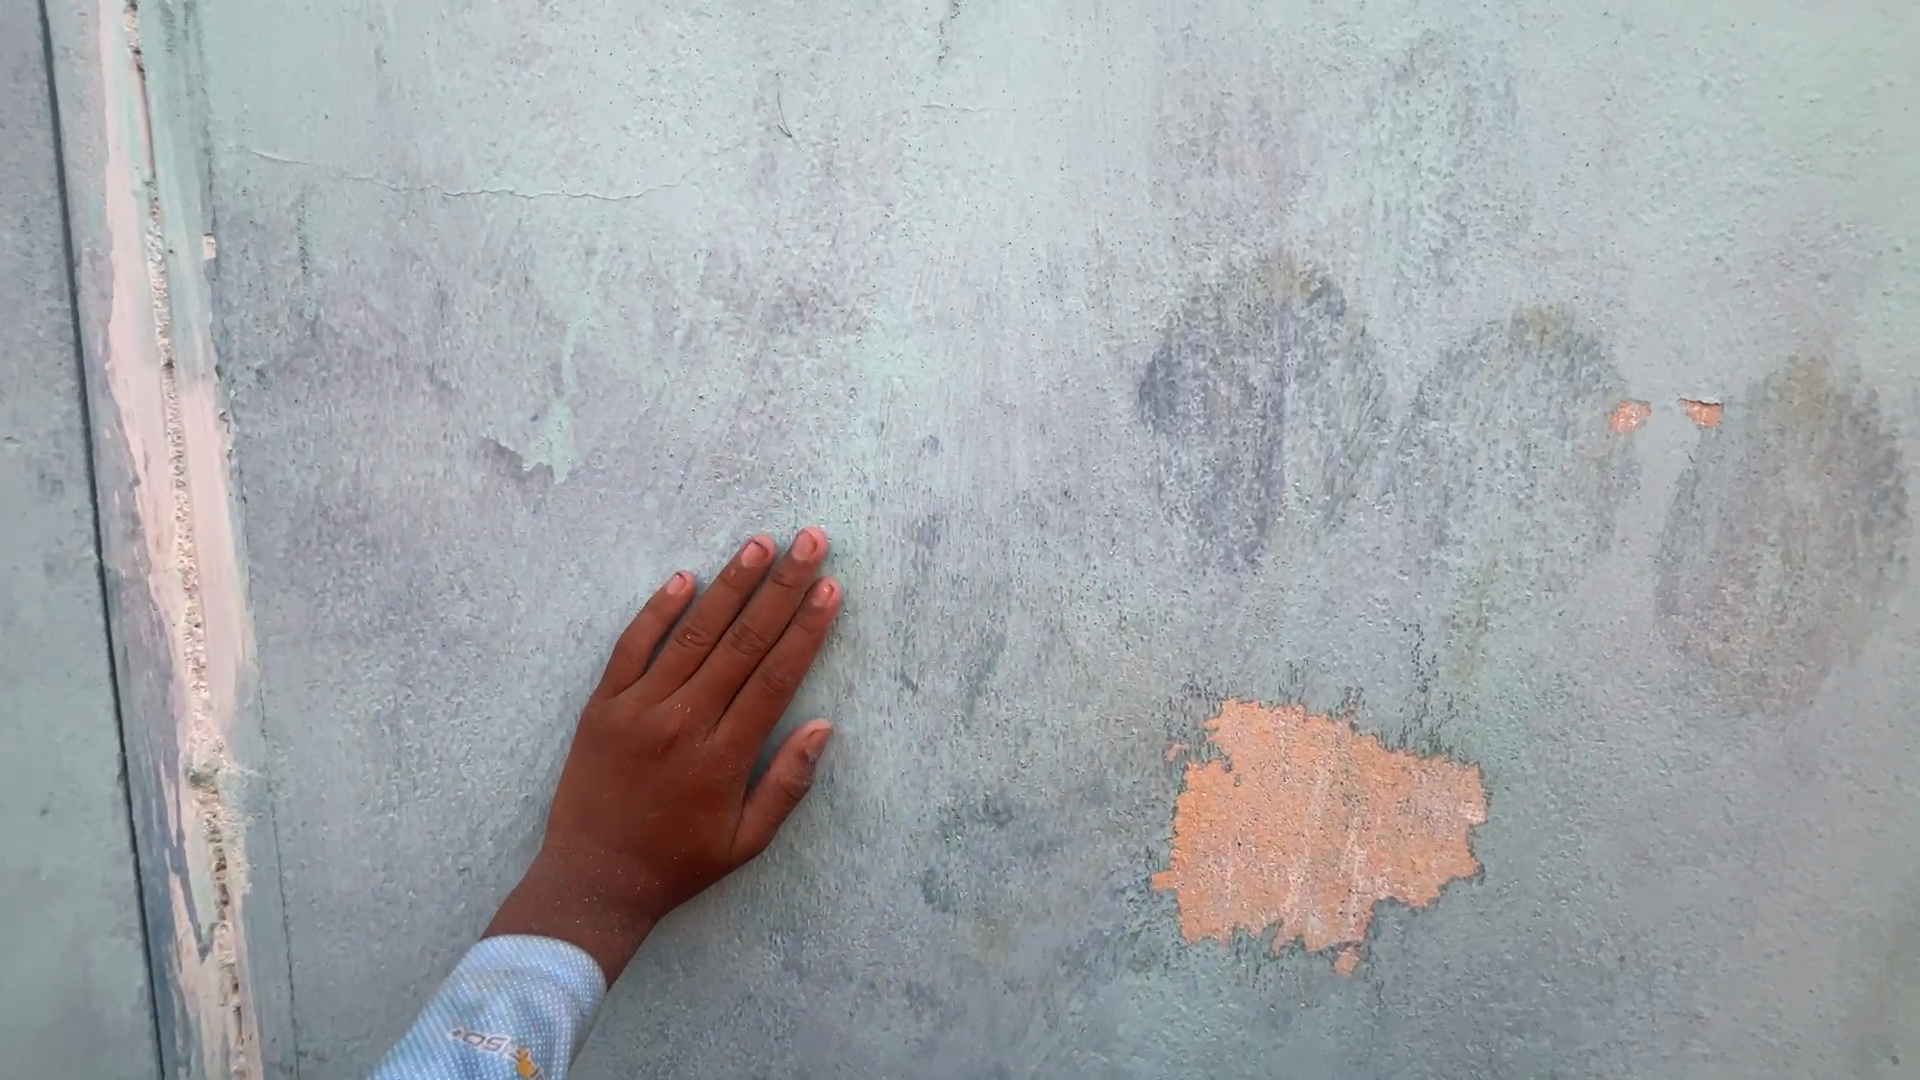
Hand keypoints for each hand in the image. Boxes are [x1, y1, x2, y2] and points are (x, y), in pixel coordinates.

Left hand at [484, 527, 842, 980]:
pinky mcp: (601, 706)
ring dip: (731, 584)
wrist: (590, 883)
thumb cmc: (679, 863)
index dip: (807, 629)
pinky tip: (684, 577)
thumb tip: (824, 726)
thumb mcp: (748, 841)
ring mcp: (637, 709)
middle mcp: (683, 722)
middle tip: (810, 543)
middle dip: (783, 587)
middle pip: (742, 642)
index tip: (830, 589)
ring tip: (761, 543)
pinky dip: (657, 611)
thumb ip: (789, 784)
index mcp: (723, 756)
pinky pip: (631, 647)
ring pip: (693, 633)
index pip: (775, 677)